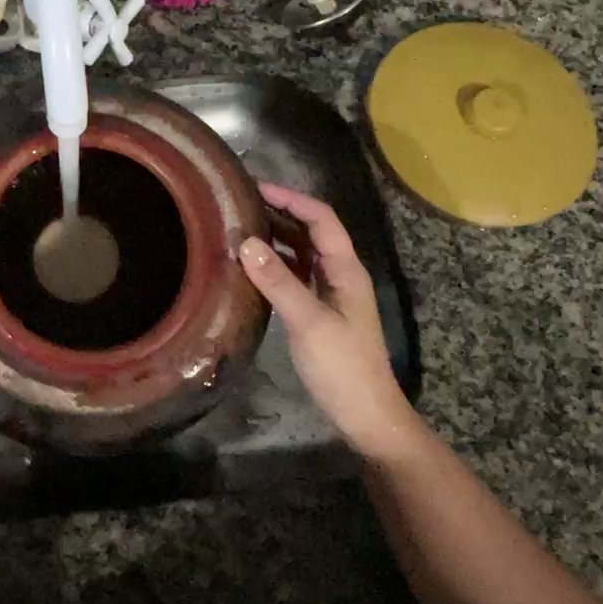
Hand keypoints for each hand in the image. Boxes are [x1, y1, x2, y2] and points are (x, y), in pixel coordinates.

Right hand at [239, 182, 424, 460]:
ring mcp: (329, 294)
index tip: (254, 187)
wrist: (366, 416)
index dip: (291, 199)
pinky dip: (272, 264)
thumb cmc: (343, 367)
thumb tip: (245, 241)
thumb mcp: (308, 322)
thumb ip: (278, 281)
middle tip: (237, 204)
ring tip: (236, 228)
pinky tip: (247, 267)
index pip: (321, 218)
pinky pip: (293, 275)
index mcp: (345, 269)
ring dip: (273, 238)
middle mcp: (339, 275)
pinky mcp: (317, 312)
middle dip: (278, 213)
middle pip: (309, 231)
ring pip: (300, 253)